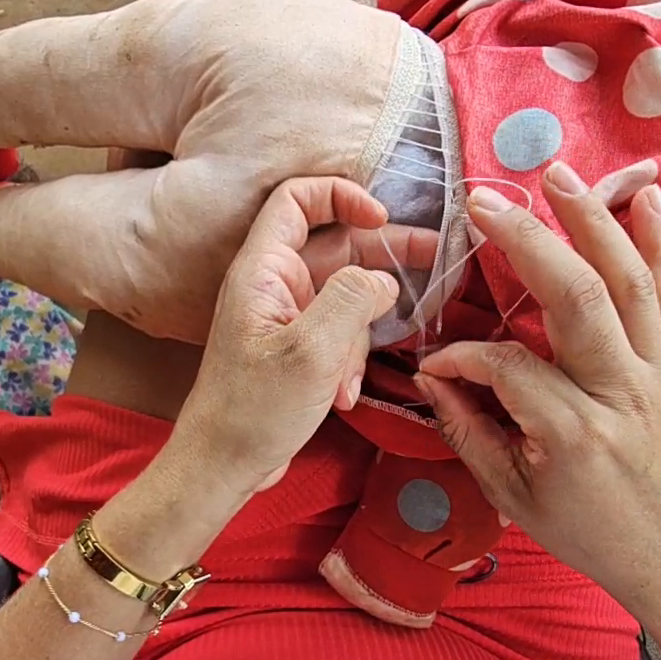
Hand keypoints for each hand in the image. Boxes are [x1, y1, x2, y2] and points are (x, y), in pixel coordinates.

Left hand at [168, 177, 402, 492]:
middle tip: (437, 259)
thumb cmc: (254, 410)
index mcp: (264, 270)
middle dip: (382, 259)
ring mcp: (286, 318)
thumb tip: (384, 280)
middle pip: (336, 246)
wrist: (223, 465)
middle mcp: (274, 285)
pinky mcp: (297, 349)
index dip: (342, 195)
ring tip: (348, 377)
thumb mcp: (312, 350)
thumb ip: (353, 299)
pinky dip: (347, 362)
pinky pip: (338, 336)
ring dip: (358, 336)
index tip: (382, 219)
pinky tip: (340, 397)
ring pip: (345, 298)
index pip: (297, 199)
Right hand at [414, 165, 660, 609]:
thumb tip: (435, 377)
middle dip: (528, 242)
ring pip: (629, 282)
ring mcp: (654, 373)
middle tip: (485, 202)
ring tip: (559, 173)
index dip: (462, 357)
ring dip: (593, 221)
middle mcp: (620, 391)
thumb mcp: (511, 494)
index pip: (507, 366)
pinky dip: (659, 242)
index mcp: (573, 432)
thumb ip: (470, 430)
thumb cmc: (582, 530)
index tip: (435, 366)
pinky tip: (644, 197)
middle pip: (577, 298)